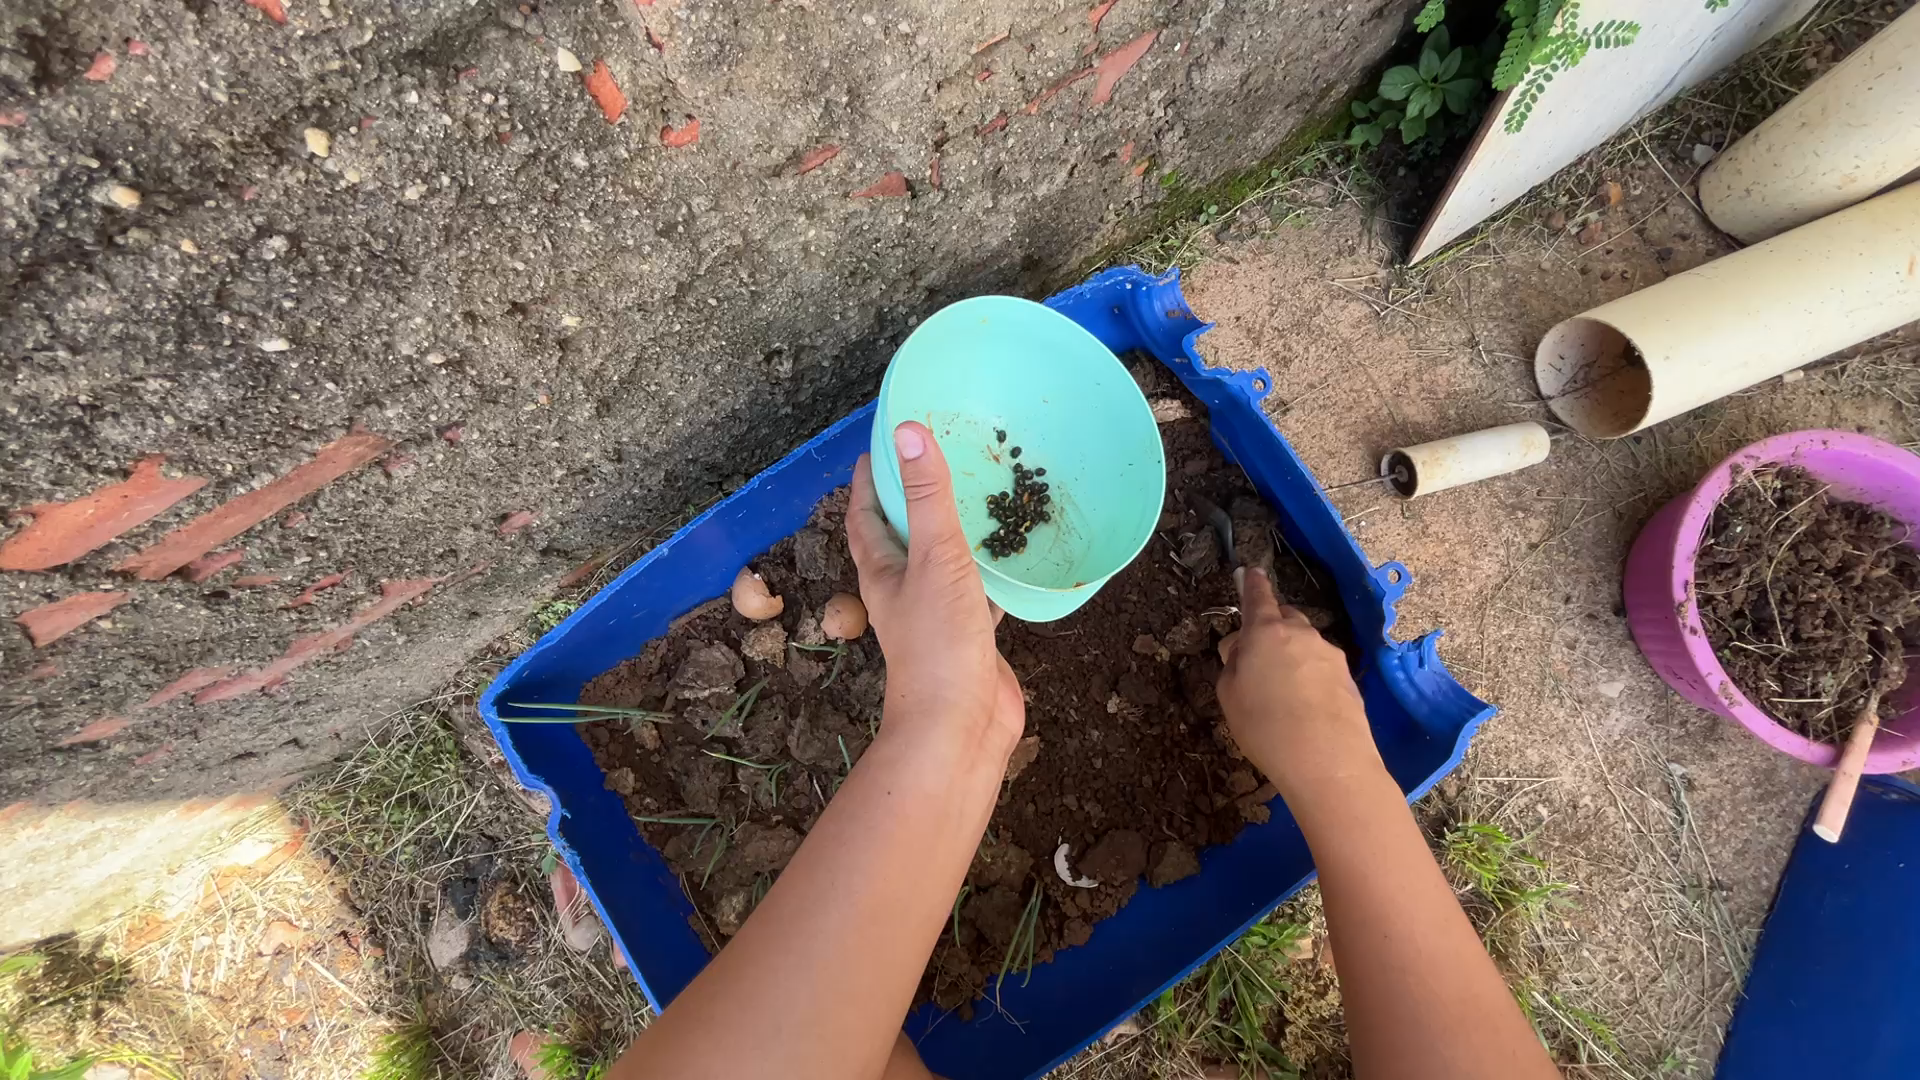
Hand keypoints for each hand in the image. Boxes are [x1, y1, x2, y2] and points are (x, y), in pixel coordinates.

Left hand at [846, 422, 1024, 758]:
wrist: (959, 724)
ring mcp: (936, 612)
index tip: (882, 444)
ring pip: (940, 561)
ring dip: (951, 532)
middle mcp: (903, 589)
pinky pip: (977, 589)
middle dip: (911, 499)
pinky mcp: (969, 632)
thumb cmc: (938, 640)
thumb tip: (906, 431)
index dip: (868, 479)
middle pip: (900, 535)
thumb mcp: (934, 557)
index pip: (864, 514)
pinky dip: (988, 570)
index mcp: (882, 569)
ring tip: (978, 497)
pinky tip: (1011, 557)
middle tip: (938, 461)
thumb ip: (926, 497)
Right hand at [1216, 566, 1382, 802]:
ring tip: (1280, 695)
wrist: (1329, 763)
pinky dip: (1310, 677)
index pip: (1257, 597)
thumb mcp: (1228, 694)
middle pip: (1284, 619)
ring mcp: (1330, 655)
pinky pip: (1321, 668)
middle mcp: (1301, 634)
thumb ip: (1233, 663)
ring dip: (1291, 657)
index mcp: (1266, 632)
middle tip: (1255, 662)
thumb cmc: (1265, 725)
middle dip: (1270, 631)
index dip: (1252, 584)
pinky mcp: (1349, 679)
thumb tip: (1243, 649)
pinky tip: (1304, 708)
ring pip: (1304, 645)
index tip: (1251, 571)